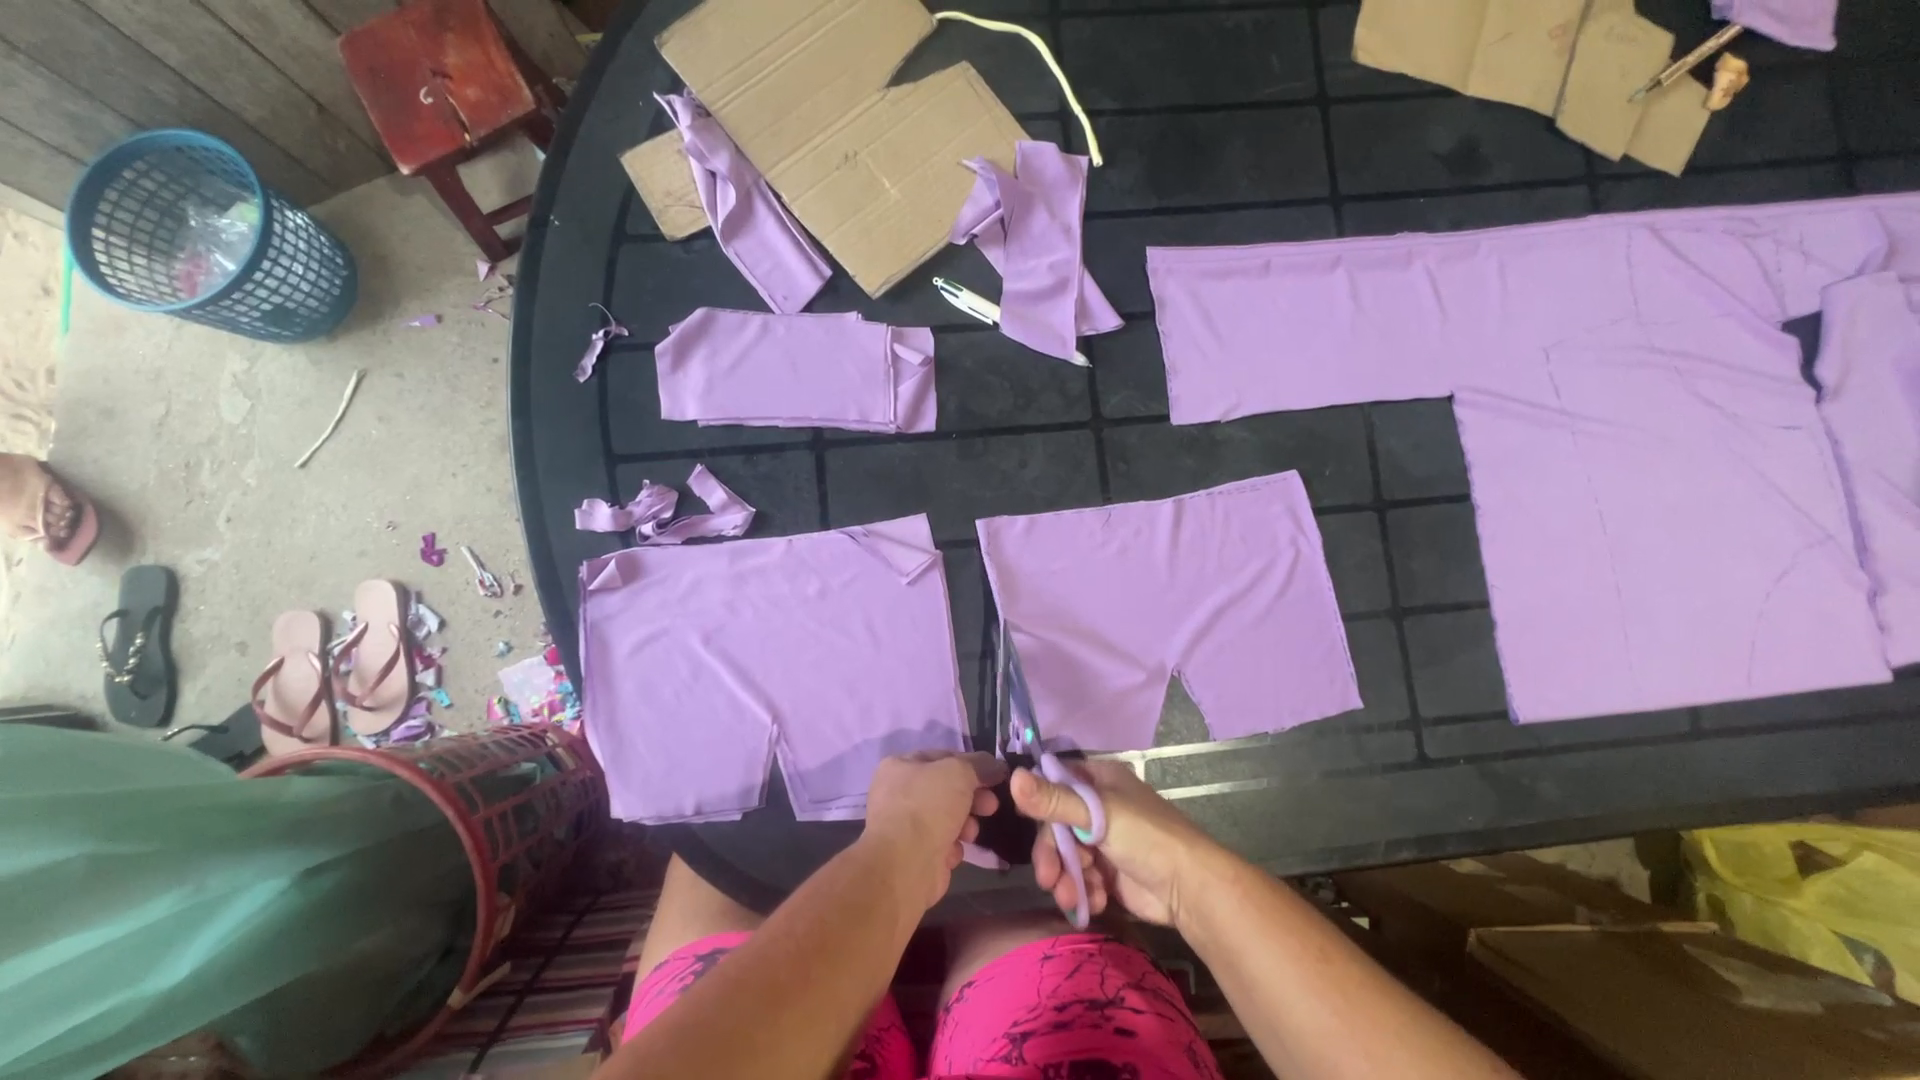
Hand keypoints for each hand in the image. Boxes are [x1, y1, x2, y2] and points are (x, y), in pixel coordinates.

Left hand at [860, 751, 1007, 909]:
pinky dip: (952, 847)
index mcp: (899, 766)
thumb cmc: (928, 807)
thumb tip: (996, 767)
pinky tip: (953, 852)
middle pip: (947, 789)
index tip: (995, 775)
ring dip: (965, 824)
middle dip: (973, 797)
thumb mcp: (959, 772)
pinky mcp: (914, 854)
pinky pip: (943, 844)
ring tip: (970, 833)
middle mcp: (898, 794)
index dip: (970, 764)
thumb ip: (980, 765)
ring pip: (947, 818)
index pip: (942, 757)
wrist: (905, 865)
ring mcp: (905, 826)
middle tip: (991, 806)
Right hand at [1012, 759, 1224, 926]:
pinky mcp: (1110, 872)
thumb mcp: (1098, 815)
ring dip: (1066, 879)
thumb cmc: (1146, 838)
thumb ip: (1053, 801)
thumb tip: (1012, 779)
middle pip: (1056, 826)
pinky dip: (1084, 891)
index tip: (1026, 823)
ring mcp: (1105, 841)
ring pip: (1067, 856)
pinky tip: (1094, 904)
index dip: (1039, 803)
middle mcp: (1100, 807)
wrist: (1190, 890)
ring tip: (1072, 899)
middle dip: (1052, 855)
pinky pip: (1082, 878)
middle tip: (1048, 879)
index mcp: (1100, 781)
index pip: (1056, 783)